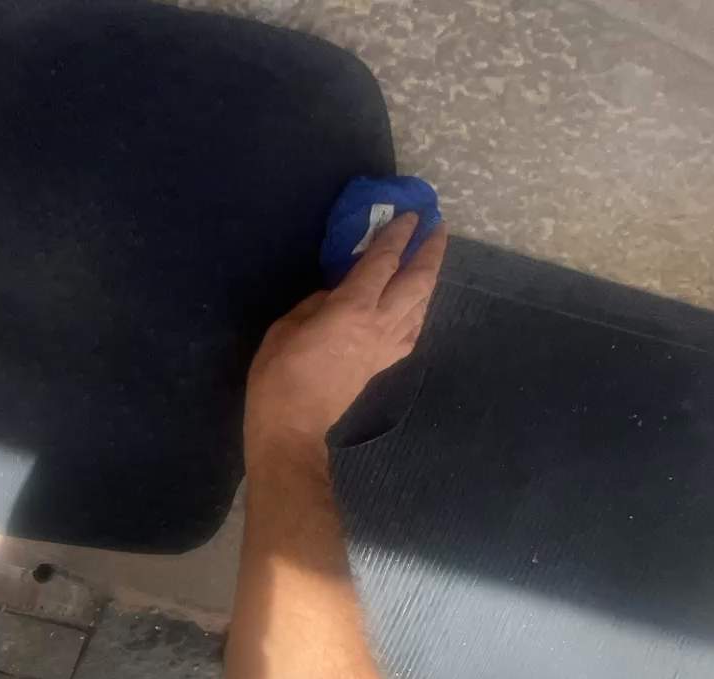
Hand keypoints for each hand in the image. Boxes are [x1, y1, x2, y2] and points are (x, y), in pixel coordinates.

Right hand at [244, 213, 448, 471]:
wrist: (292, 427)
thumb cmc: (277, 378)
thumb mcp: (282, 331)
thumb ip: (313, 306)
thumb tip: (334, 295)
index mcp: (351, 310)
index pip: (381, 263)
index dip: (396, 237)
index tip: (409, 216)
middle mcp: (378, 323)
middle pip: (416, 280)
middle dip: (429, 251)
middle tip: (436, 228)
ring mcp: (385, 345)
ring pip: (421, 304)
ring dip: (429, 278)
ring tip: (430, 260)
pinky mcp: (383, 364)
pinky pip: (411, 330)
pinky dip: (418, 311)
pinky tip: (416, 306)